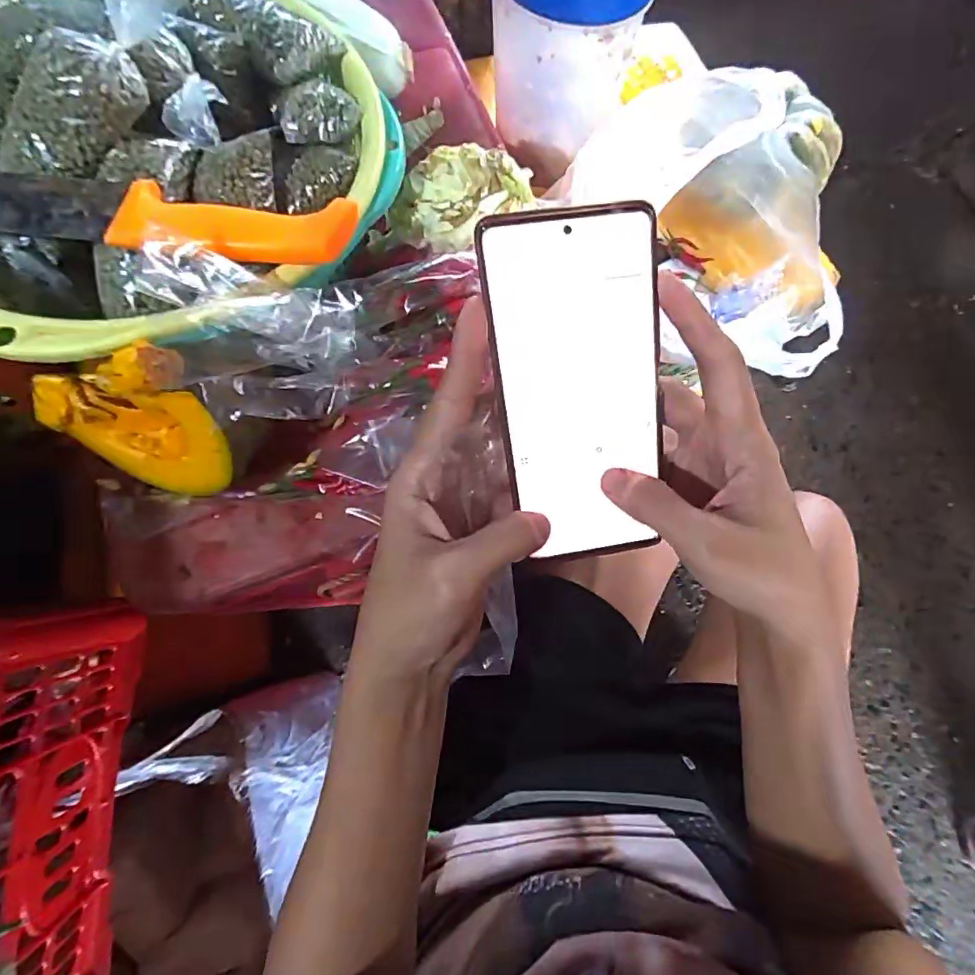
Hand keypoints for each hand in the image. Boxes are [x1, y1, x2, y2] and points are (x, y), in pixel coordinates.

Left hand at [350, 296, 549, 681]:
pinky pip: (516, 494)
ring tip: (566, 392)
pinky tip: (566, 464)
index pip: (449, 407)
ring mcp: (467, 504)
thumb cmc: (409, 615)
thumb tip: (546, 515)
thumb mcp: (451, 574)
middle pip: (479, 420)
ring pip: (502, 455)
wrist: (407, 665)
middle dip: (506, 381)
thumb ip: (501, 539)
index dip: (467, 358)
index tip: (482, 309)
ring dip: (528, 430)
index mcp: (422, 478)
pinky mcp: (486, 529)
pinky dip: (538, 481)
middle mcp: (444, 480)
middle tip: (544, 342)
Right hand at [602, 272, 828, 631]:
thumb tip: (607, 475)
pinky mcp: (699, 488)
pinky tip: (603, 458)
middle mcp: (728, 444)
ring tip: (588, 400)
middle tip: (601, 341)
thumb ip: (657, 507)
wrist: (786, 614)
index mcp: (744, 443)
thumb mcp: (708, 543)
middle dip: (648, 364)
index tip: (664, 284)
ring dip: (636, 414)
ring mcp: (712, 466)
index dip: (694, 322)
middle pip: (685, 389)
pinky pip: (662, 459)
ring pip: (669, 426)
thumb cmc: (764, 574)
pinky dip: (636, 455)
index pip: (720, 366)